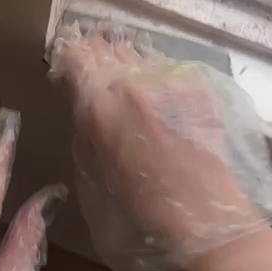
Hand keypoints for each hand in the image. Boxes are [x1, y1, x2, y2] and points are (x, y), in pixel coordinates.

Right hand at [50, 22, 271, 270]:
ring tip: (131, 89)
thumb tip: (80, 104)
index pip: (75, 55)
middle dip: (97, 57)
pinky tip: (159, 100)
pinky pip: (166, 69)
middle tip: (97, 75)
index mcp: (98, 106)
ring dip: (128, 66)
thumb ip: (82, 130)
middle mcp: (131, 82)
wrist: (203, 223)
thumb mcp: (89, 177)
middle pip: (106, 47)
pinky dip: (156, 79)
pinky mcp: (195, 84)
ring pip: (137, 55)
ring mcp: (167, 80)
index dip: (69, 59)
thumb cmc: (137, 215)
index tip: (68, 69)